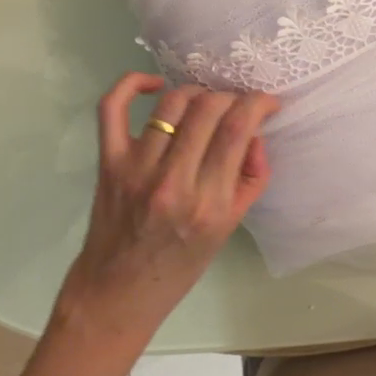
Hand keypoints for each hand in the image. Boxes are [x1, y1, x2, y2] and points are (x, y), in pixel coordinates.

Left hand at [54, 72, 278, 342]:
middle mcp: (172, 182)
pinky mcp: (108, 161)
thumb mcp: (228, 230)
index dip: (257, 104)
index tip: (267, 102)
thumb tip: (255, 134)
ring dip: (195, 92)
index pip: (237, 130)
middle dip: (230, 96)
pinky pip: (112, 107)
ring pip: (171, 103)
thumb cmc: (179, 266)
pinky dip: (132, 83)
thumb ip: (249, 180)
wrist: (118, 292)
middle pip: (208, 109)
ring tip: (205, 103)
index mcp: (208, 204)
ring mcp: (136, 169)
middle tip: (236, 105)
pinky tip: (154, 83)